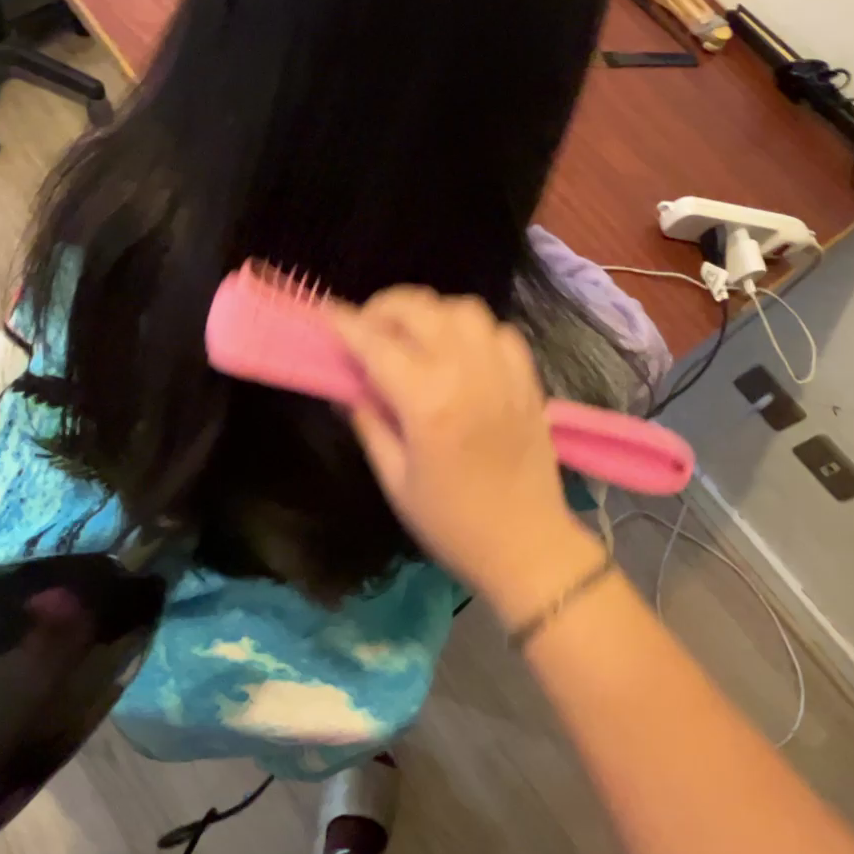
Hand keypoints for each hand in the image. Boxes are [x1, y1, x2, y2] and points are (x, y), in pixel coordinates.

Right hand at [333, 287, 594, 601]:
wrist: (526, 545)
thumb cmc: (451, 524)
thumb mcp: (395, 481)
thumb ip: (369, 425)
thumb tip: (346, 388)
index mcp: (427, 402)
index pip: (377, 344)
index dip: (346, 324)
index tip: (326, 313)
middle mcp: (466, 373)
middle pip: (420, 309)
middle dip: (384, 307)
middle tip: (366, 326)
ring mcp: (502, 371)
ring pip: (462, 308)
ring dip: (430, 312)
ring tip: (412, 334)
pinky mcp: (528, 379)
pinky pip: (498, 330)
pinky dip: (472, 329)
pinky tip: (458, 350)